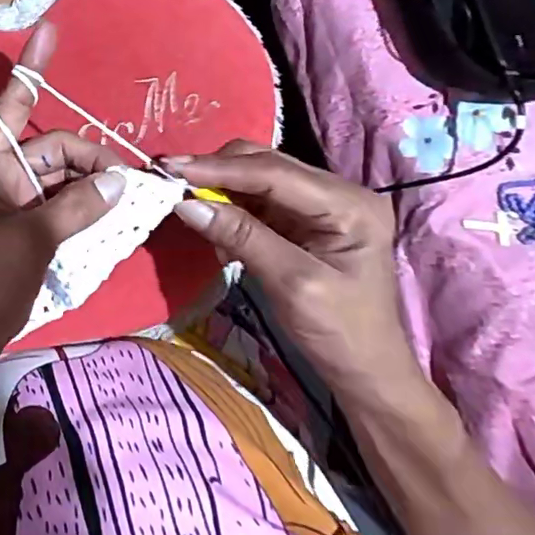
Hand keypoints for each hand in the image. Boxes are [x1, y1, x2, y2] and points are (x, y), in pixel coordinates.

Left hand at [0, 23, 125, 375]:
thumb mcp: (34, 240)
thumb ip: (79, 205)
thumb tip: (118, 182)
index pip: (14, 106)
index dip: (32, 68)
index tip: (49, 28)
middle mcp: (0, 174)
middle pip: (54, 147)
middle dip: (91, 159)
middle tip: (128, 187)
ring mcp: (15, 200)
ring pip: (64, 175)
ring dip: (94, 185)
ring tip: (126, 203)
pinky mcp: (28, 224)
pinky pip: (64, 201)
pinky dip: (87, 205)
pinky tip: (112, 215)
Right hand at [166, 141, 421, 402]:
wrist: (366, 371)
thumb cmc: (340, 333)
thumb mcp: (291, 285)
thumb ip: (242, 237)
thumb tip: (186, 204)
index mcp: (349, 204)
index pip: (273, 173)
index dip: (218, 168)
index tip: (170, 168)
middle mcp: (338, 192)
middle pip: (264, 163)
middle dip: (215, 171)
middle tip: (168, 180)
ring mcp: (321, 203)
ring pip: (256, 176)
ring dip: (218, 188)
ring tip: (185, 204)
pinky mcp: (303, 218)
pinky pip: (256, 199)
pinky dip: (229, 207)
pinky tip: (213, 226)